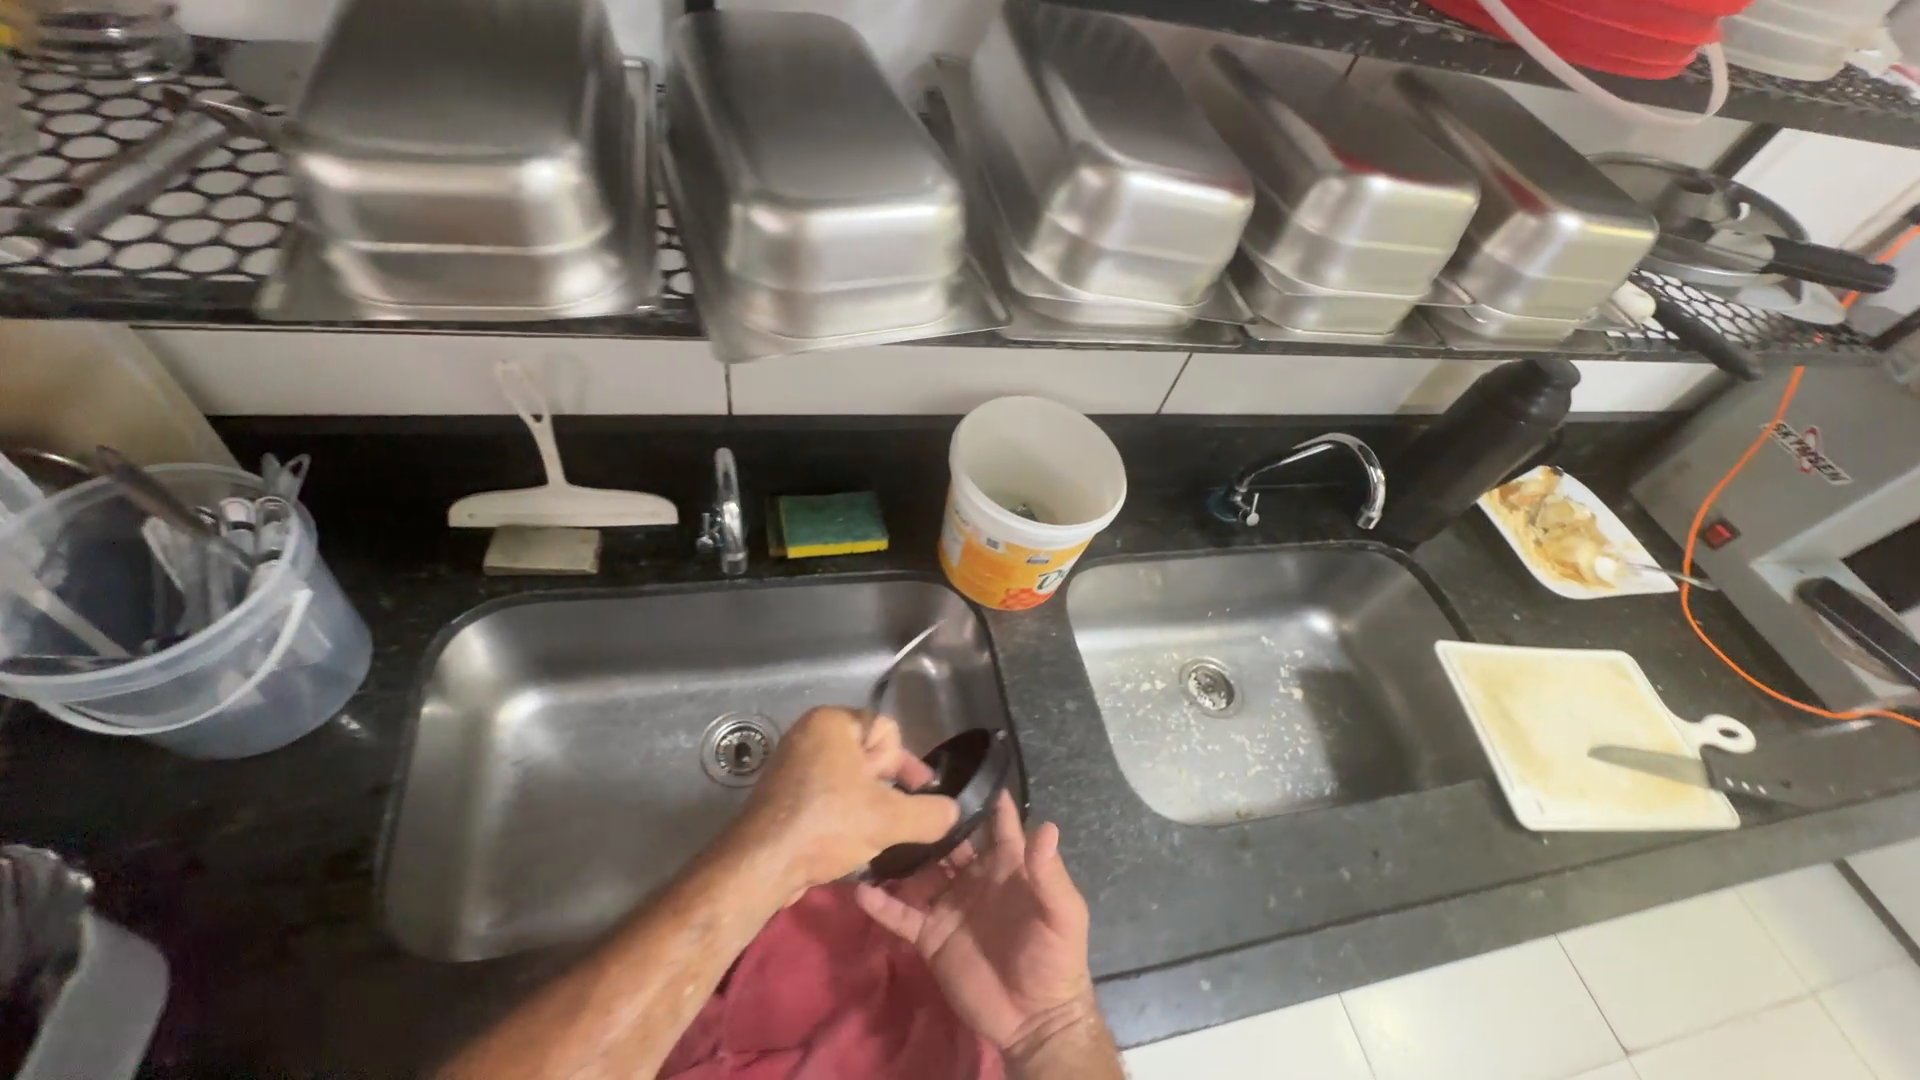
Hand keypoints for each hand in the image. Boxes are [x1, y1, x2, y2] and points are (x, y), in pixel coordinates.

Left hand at [729, 706, 958, 893]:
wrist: (763, 866)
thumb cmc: (826, 825)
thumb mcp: (890, 819)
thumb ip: (930, 813)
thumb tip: (953, 812)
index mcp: (831, 722)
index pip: (887, 730)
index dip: (902, 763)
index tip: (907, 793)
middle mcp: (809, 735)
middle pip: (870, 755)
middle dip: (887, 786)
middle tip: (891, 816)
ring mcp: (792, 765)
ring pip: (851, 780)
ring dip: (868, 805)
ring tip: (874, 834)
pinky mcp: (784, 795)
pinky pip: (828, 796)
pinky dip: (844, 815)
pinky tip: (850, 842)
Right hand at [853, 792, 1096, 1054]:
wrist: (1035, 1019)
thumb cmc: (1056, 959)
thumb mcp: (1062, 915)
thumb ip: (1049, 874)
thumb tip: (1046, 825)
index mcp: (1006, 865)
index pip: (993, 823)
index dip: (979, 797)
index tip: (955, 768)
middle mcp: (973, 878)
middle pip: (947, 842)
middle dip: (928, 819)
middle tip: (898, 792)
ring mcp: (948, 905)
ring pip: (918, 871)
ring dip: (898, 855)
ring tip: (870, 831)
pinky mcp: (930, 936)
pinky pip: (902, 914)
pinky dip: (881, 903)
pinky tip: (860, 889)